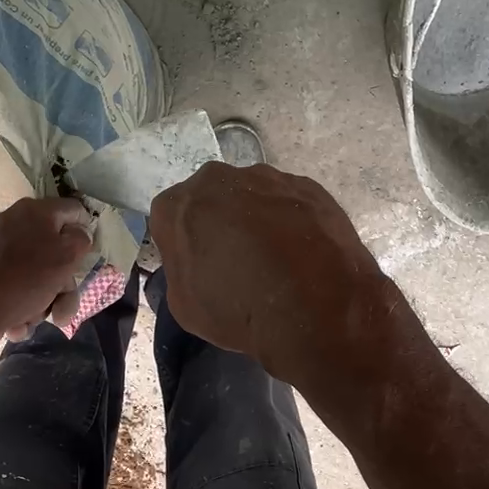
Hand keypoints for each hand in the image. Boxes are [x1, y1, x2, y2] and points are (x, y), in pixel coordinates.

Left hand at [0, 197, 94, 360]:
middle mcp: (16, 225)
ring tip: (32, 320)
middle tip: (62, 311)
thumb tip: (79, 234)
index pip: (74, 212)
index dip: (86, 233)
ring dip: (43, 303)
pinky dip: (21, 308)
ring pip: (38, 277)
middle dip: (63, 287)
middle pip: (56, 253)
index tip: (89, 259)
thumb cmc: (21, 279)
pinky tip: (16, 324)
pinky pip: (16, 290)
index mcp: (36, 212)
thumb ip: (80, 241)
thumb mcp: (64, 258)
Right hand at [149, 163, 404, 393]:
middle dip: (219, 222)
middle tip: (236, 261)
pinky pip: (289, 202)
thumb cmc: (239, 310)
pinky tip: (303, 253)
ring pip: (253, 195)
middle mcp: (219, 179)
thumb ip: (181, 268)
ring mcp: (268, 177)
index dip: (184, 243)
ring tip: (276, 259)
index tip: (200, 266)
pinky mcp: (309, 186)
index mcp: (180, 205)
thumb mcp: (184, 304)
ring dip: (257, 218)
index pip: (170, 216)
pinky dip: (292, 221)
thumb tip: (197, 259)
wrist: (318, 309)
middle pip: (212, 197)